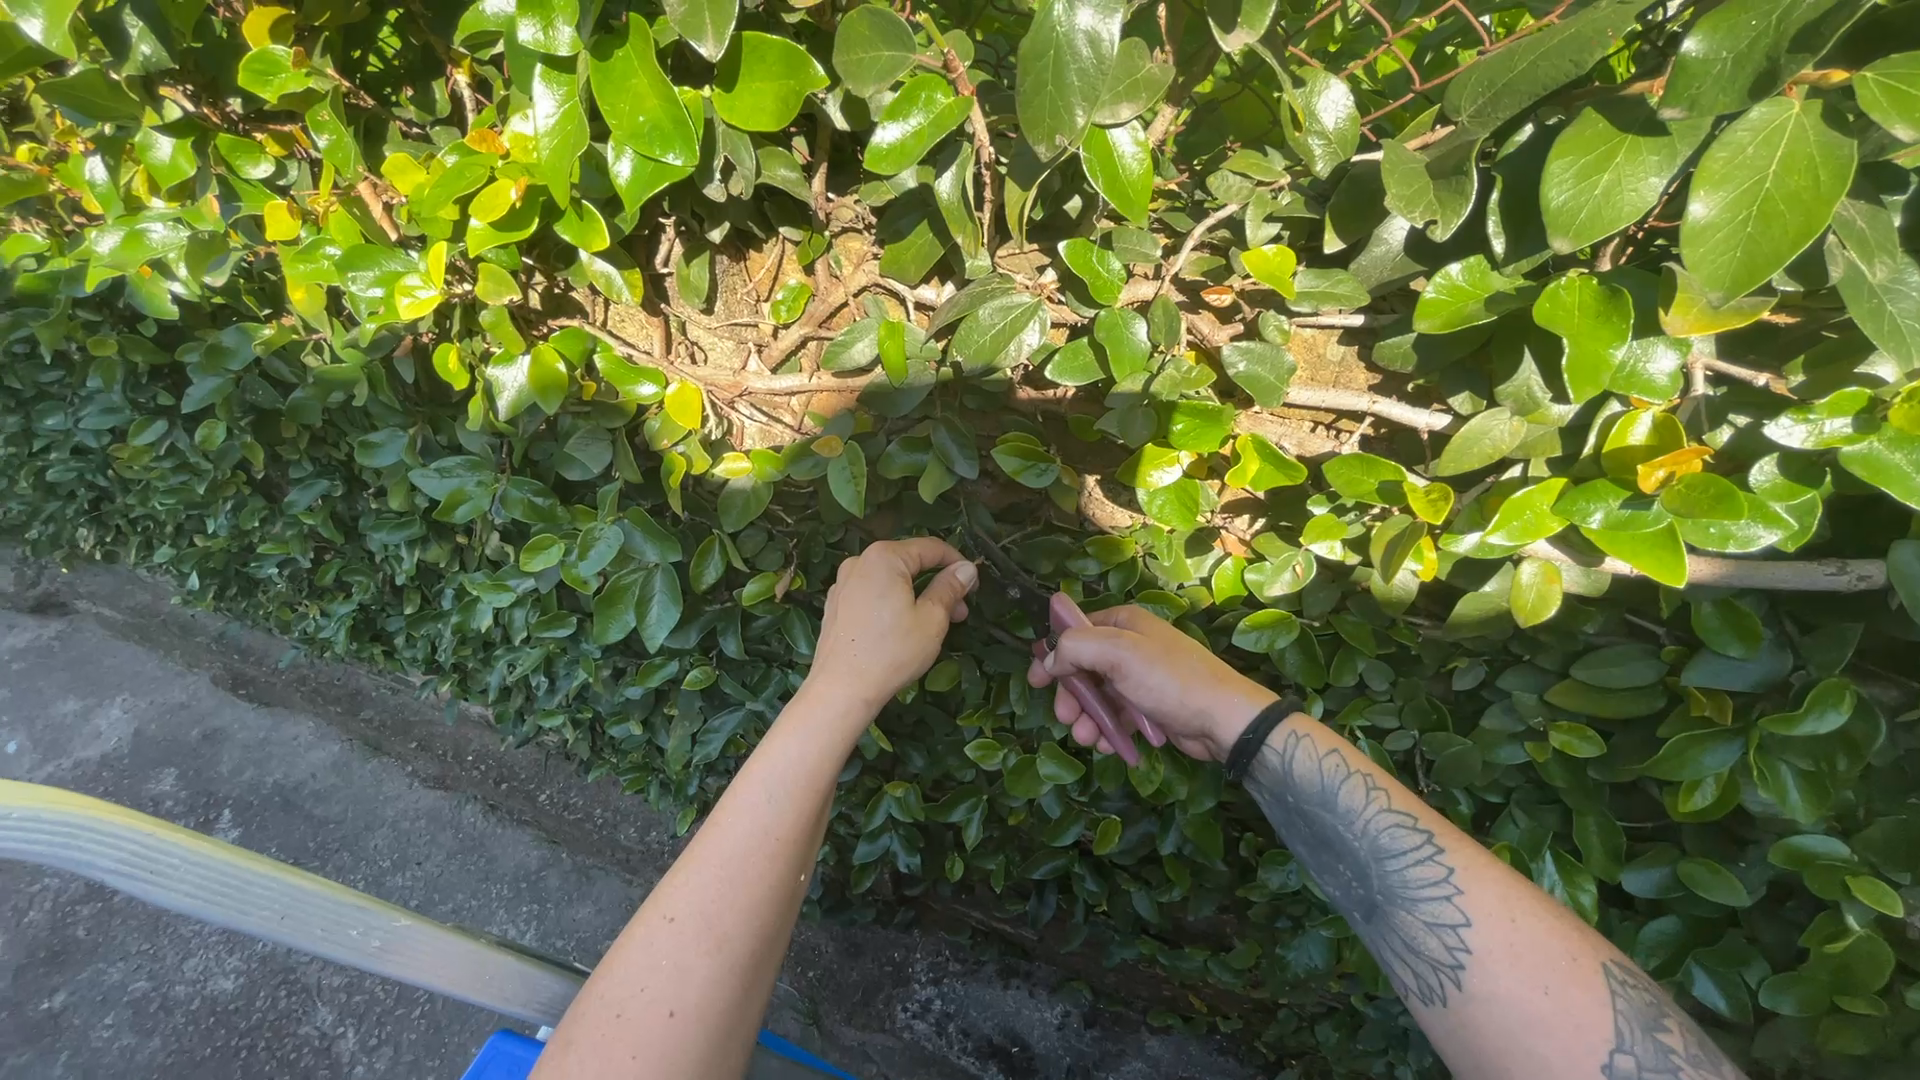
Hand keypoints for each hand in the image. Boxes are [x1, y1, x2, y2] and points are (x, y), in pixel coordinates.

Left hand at [805, 537, 977, 724]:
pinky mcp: (836, 605)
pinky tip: (902, 629)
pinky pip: (872, 594)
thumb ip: (950, 587)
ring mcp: (843, 583)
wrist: (841, 689)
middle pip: (909, 563)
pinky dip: (892, 603)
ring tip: (936, 624)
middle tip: (960, 612)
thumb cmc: (893, 651)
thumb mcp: (932, 618)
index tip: (974, 585)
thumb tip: (967, 568)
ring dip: (917, 595)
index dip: (958, 564)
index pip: (931, 547)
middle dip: (938, 583)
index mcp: (884, 556)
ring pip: (891, 580)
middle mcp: (859, 561)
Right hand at [1027, 605, 1277, 761]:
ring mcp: (1141, 677)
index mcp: (1123, 623)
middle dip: (1072, 696)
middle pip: (1083, 667)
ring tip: (1087, 739)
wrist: (1224, 720)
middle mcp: (1130, 645)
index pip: (1075, 631)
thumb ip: (1076, 648)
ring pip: (1099, 695)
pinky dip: (1108, 728)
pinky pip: (1118, 714)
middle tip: (1065, 719)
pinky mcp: (1150, 705)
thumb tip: (1048, 659)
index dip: (1053, 654)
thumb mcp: (1119, 654)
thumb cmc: (1169, 680)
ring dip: (1088, 718)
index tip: (1035, 681)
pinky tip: (1107, 745)